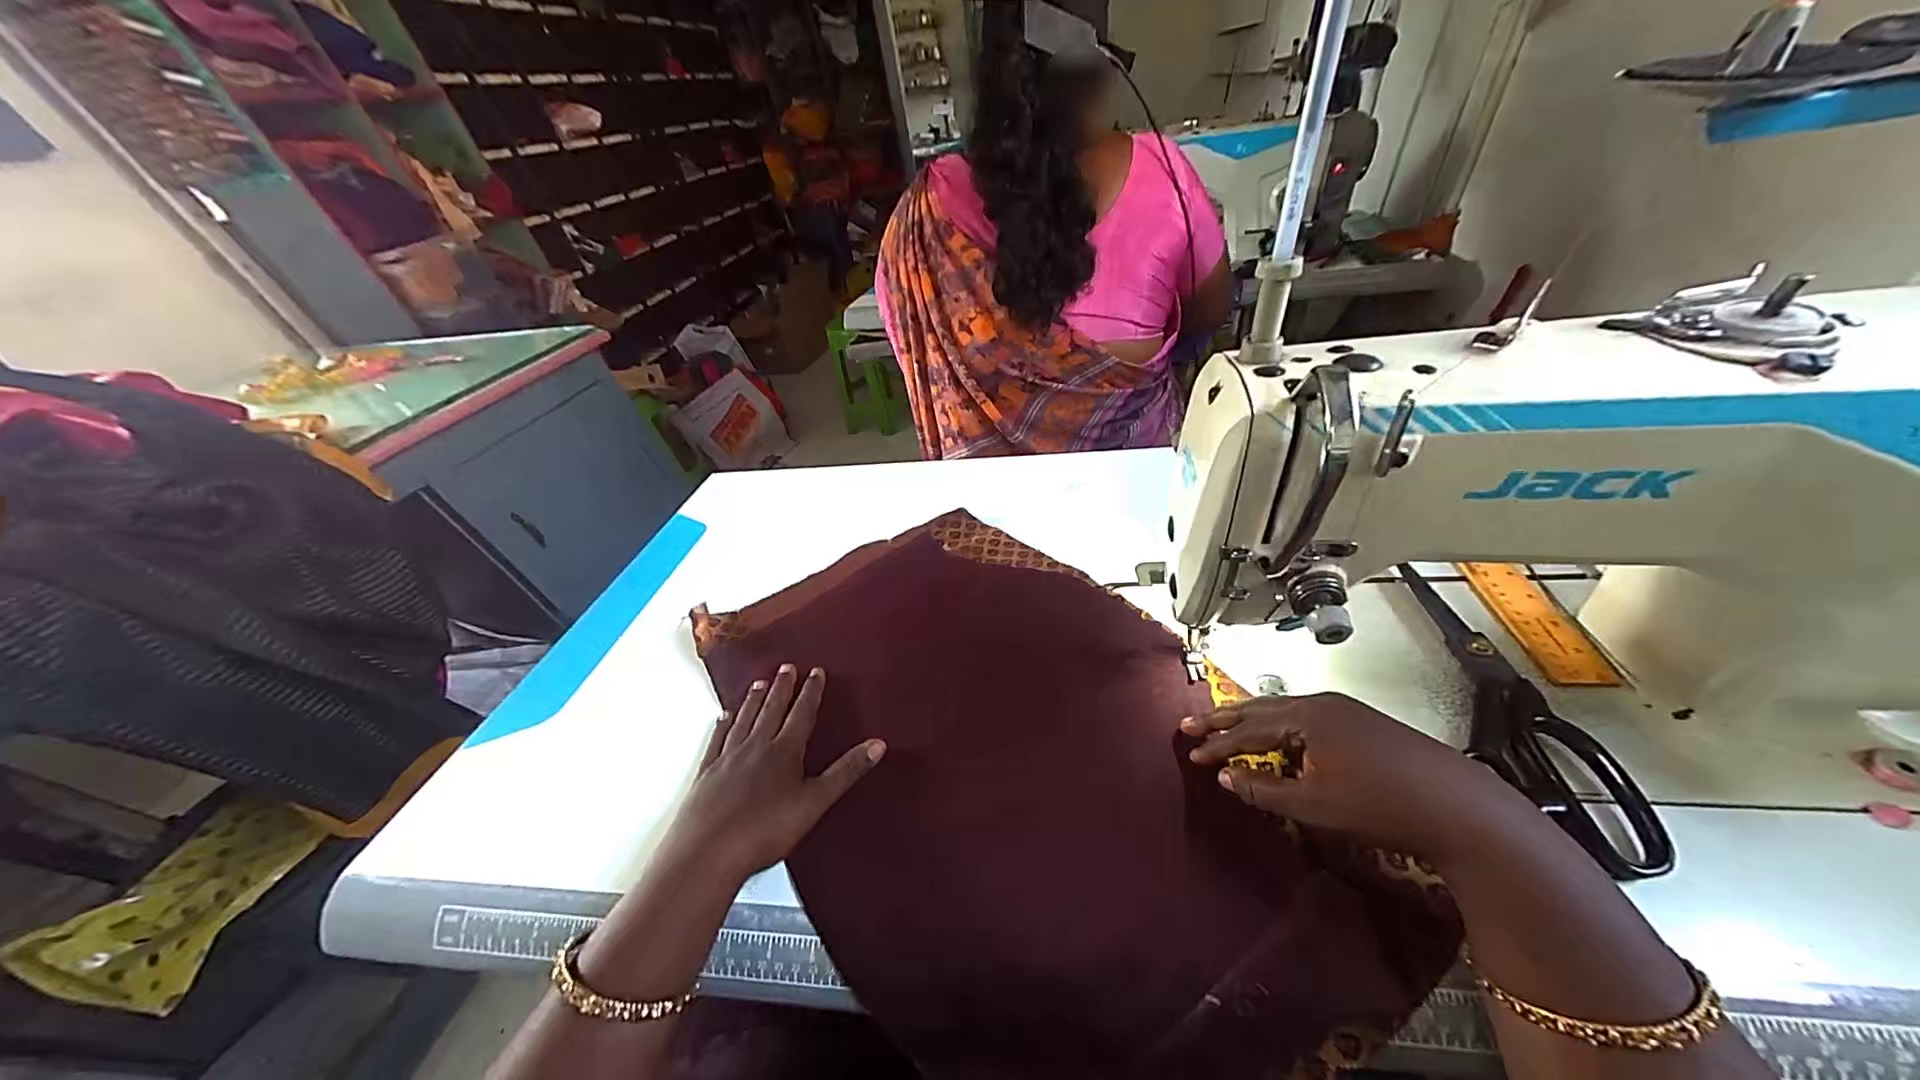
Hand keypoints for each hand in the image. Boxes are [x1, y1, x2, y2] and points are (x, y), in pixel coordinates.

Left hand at [665, 664, 884, 881]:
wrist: (706, 854)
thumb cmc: (763, 831)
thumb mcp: (815, 802)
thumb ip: (846, 772)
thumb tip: (876, 745)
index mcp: (783, 752)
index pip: (802, 714)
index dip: (811, 691)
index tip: (816, 672)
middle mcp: (754, 748)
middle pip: (771, 710)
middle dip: (782, 687)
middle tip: (787, 667)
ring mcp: (727, 759)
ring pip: (744, 720)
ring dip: (754, 699)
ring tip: (759, 683)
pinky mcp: (706, 775)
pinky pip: (717, 740)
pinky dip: (722, 725)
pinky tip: (723, 717)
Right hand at [1183, 693, 1539, 866]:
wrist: (1461, 808)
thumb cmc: (1381, 804)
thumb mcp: (1313, 805)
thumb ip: (1263, 789)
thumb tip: (1227, 777)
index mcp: (1306, 717)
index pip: (1248, 728)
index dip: (1217, 743)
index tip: (1191, 752)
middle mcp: (1322, 704)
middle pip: (1261, 709)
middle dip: (1225, 719)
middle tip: (1192, 725)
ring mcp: (1345, 710)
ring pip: (1283, 712)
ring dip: (1251, 722)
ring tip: (1225, 727)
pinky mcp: (1361, 723)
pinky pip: (1304, 718)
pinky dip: (1279, 728)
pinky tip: (1277, 741)